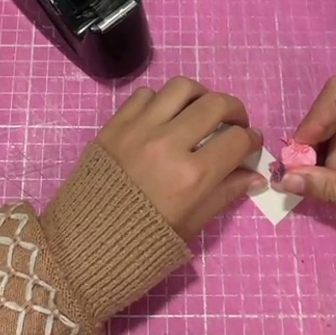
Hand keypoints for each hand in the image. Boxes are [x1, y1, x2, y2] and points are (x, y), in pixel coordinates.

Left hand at [95, 77, 263, 239]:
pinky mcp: (115, 124)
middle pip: (215, 104)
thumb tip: (254, 174)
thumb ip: (225, 194)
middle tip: (235, 122)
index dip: (251, 140)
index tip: (251, 143)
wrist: (81, 247)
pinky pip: (146, 94)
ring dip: (200, 96)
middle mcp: (167, 144)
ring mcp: (138, 129)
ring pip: (181, 88)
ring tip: (202, 111)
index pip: (236, 140)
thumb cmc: (141, 245)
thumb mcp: (191, 226)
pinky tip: (166, 118)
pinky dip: (162, 101)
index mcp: (191, 177)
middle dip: (234, 110)